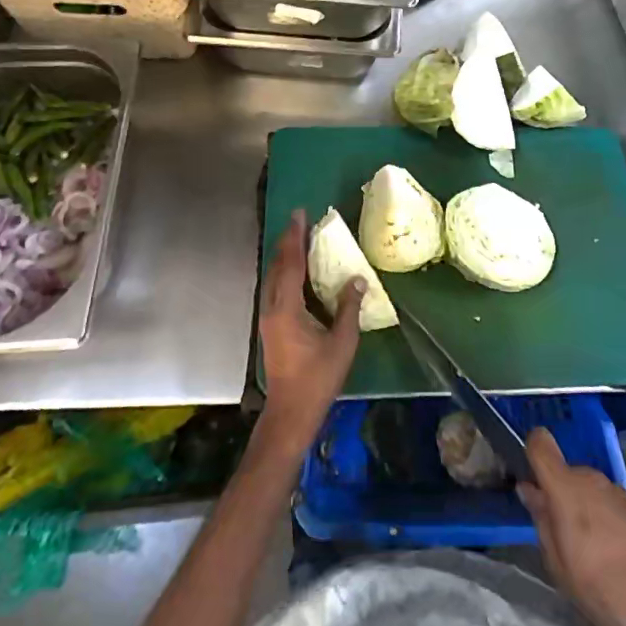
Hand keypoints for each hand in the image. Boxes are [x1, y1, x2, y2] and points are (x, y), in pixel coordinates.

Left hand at [258, 210, 364, 446]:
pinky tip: (298, 272)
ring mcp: (268, 317)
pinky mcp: (271, 326)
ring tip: (300, 240)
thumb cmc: (318, 378)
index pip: (290, 263)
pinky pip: (275, 288)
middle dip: (288, 242)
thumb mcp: (342, 342)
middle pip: (277, 266)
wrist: (291, 410)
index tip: (300, 215)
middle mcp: (272, 308)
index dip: (295, 237)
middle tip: (301, 221)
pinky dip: (285, 272)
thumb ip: (348, 307)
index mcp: (286, 308)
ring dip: (286, 256)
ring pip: (273, 277)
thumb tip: (357, 278)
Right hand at [519, 429, 625, 625]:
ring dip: (581, 506)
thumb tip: (529, 489)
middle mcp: (593, 479)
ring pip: (587, 487)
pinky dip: (602, 516)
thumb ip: (541, 519)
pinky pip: (608, 501)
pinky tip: (610, 552)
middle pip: (564, 470)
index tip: (527, 473)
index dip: (530, 448)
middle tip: (555, 529)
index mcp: (566, 488)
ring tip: (585, 547)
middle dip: (556, 491)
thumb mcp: (558, 564)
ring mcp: (619, 492)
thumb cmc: (604, 591)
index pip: (540, 443)